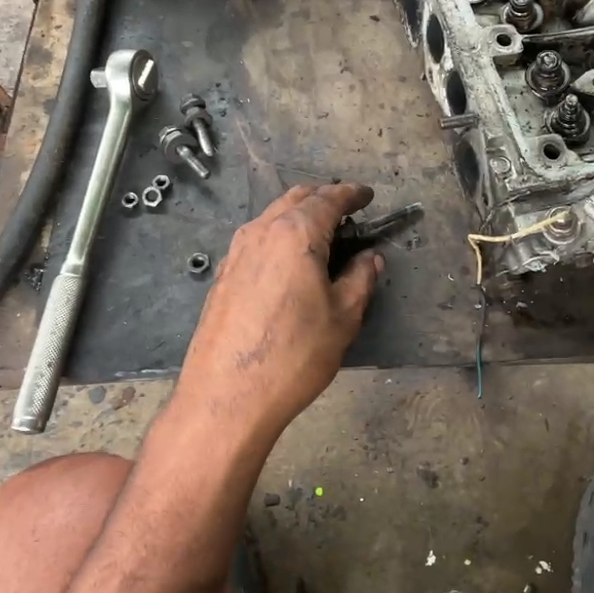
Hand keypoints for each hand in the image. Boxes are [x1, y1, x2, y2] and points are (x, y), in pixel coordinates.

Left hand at [175, 184, 384, 439]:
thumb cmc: (294, 355)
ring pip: (273, 216)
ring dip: (299, 215)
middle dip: (324, 198)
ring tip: (323, 234)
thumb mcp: (343, 318)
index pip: (328, 199)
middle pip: (296, 199)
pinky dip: (279, 235)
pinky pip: (257, 239)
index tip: (367, 196)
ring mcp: (237, 252)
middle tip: (348, 211)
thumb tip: (369, 259)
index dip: (351, 194)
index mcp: (296, 234)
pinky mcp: (223, 275)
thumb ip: (360, 279)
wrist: (227, 397)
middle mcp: (262, 232)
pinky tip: (290, 261)